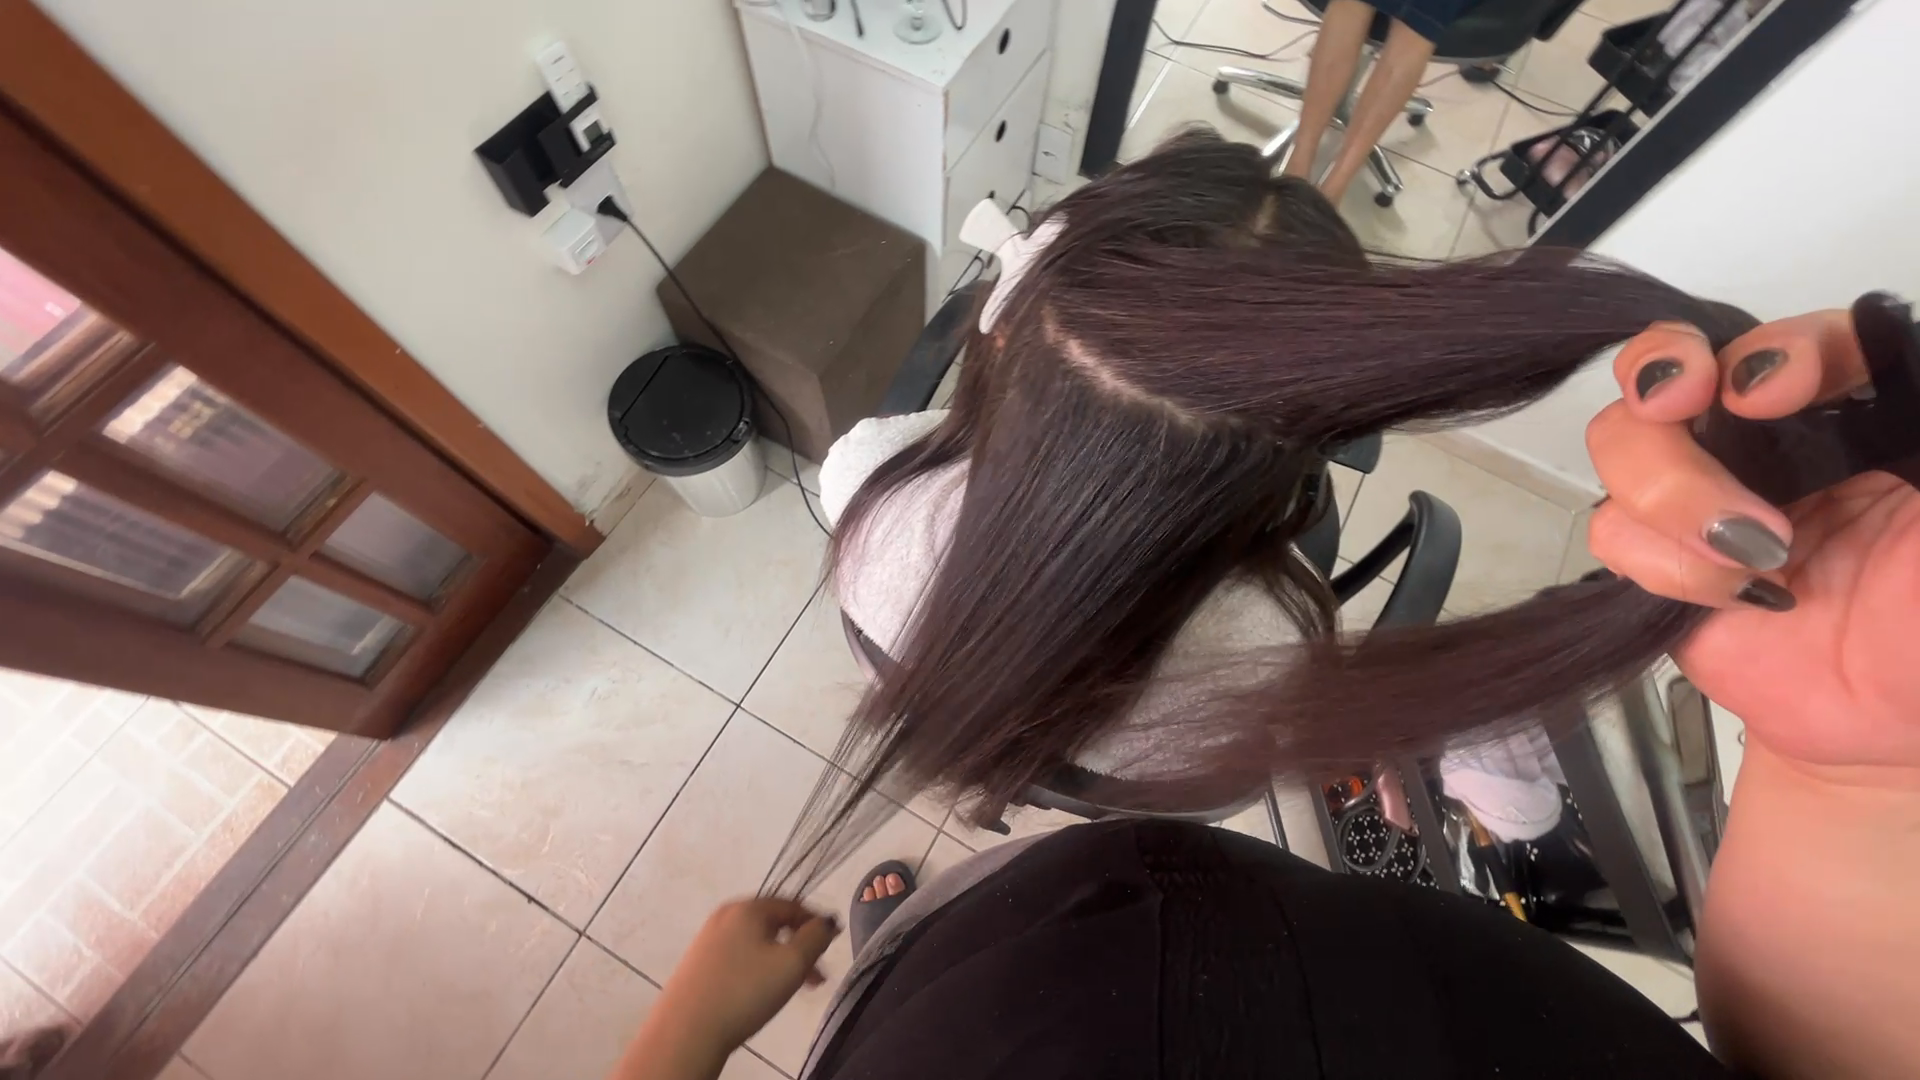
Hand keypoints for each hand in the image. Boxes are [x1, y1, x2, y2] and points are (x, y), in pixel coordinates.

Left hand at [652, 899, 838, 1057]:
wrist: (683, 1035)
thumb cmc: (744, 992)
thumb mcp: (792, 963)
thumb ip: (816, 937)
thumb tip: (826, 921)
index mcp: (748, 907)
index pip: (792, 905)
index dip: (816, 923)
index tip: (831, 946)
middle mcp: (725, 915)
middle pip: (773, 924)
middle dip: (798, 946)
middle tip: (815, 975)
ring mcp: (706, 940)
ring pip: (755, 942)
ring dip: (778, 960)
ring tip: (790, 988)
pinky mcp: (695, 965)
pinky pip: (736, 956)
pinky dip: (755, 968)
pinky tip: (758, 993)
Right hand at [1586, 313, 1919, 773]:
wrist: (1899, 727)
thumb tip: (1880, 338)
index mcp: (1858, 416)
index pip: (1787, 343)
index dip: (1761, 349)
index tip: (1771, 394)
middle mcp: (1767, 444)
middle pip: (1664, 380)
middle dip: (1683, 412)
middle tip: (1684, 433)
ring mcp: (1700, 498)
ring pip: (1619, 448)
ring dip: (1672, 500)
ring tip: (1755, 562)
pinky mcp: (1655, 557)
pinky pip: (1612, 532)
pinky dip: (1665, 565)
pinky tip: (1732, 597)